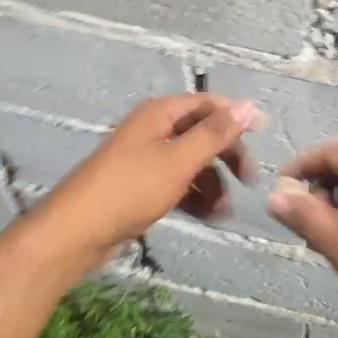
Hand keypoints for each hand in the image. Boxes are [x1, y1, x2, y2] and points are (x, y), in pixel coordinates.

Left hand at [30, 94, 261, 272]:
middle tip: (248, 181)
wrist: (74, 234)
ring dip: (212, 182)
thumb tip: (247, 105)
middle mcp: (153, 129)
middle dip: (226, 155)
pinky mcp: (139, 187)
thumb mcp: (178, 161)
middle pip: (201, 133)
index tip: (263, 134)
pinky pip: (176, 184)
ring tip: (225, 211)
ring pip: (190, 162)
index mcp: (160, 113)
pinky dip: (194, 196)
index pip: (208, 103)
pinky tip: (209, 217)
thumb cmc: (129, 189)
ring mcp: (145, 159)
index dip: (236, 115)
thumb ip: (214, 134)